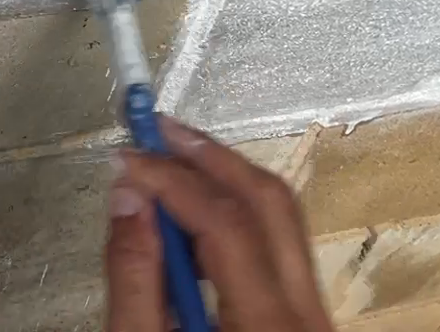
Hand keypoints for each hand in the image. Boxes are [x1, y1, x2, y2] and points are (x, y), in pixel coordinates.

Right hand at [108, 118, 335, 331]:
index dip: (171, 177)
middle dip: (207, 153)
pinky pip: (274, 240)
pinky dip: (229, 209)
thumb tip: (127, 191)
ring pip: (277, 215)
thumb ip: (134, 275)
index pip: (227, 223)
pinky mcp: (305, 315)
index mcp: (270, 328)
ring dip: (218, 176)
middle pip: (269, 201)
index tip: (124, 156)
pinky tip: (185, 213)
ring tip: (163, 160)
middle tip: (153, 128)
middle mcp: (309, 316)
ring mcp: (315, 315)